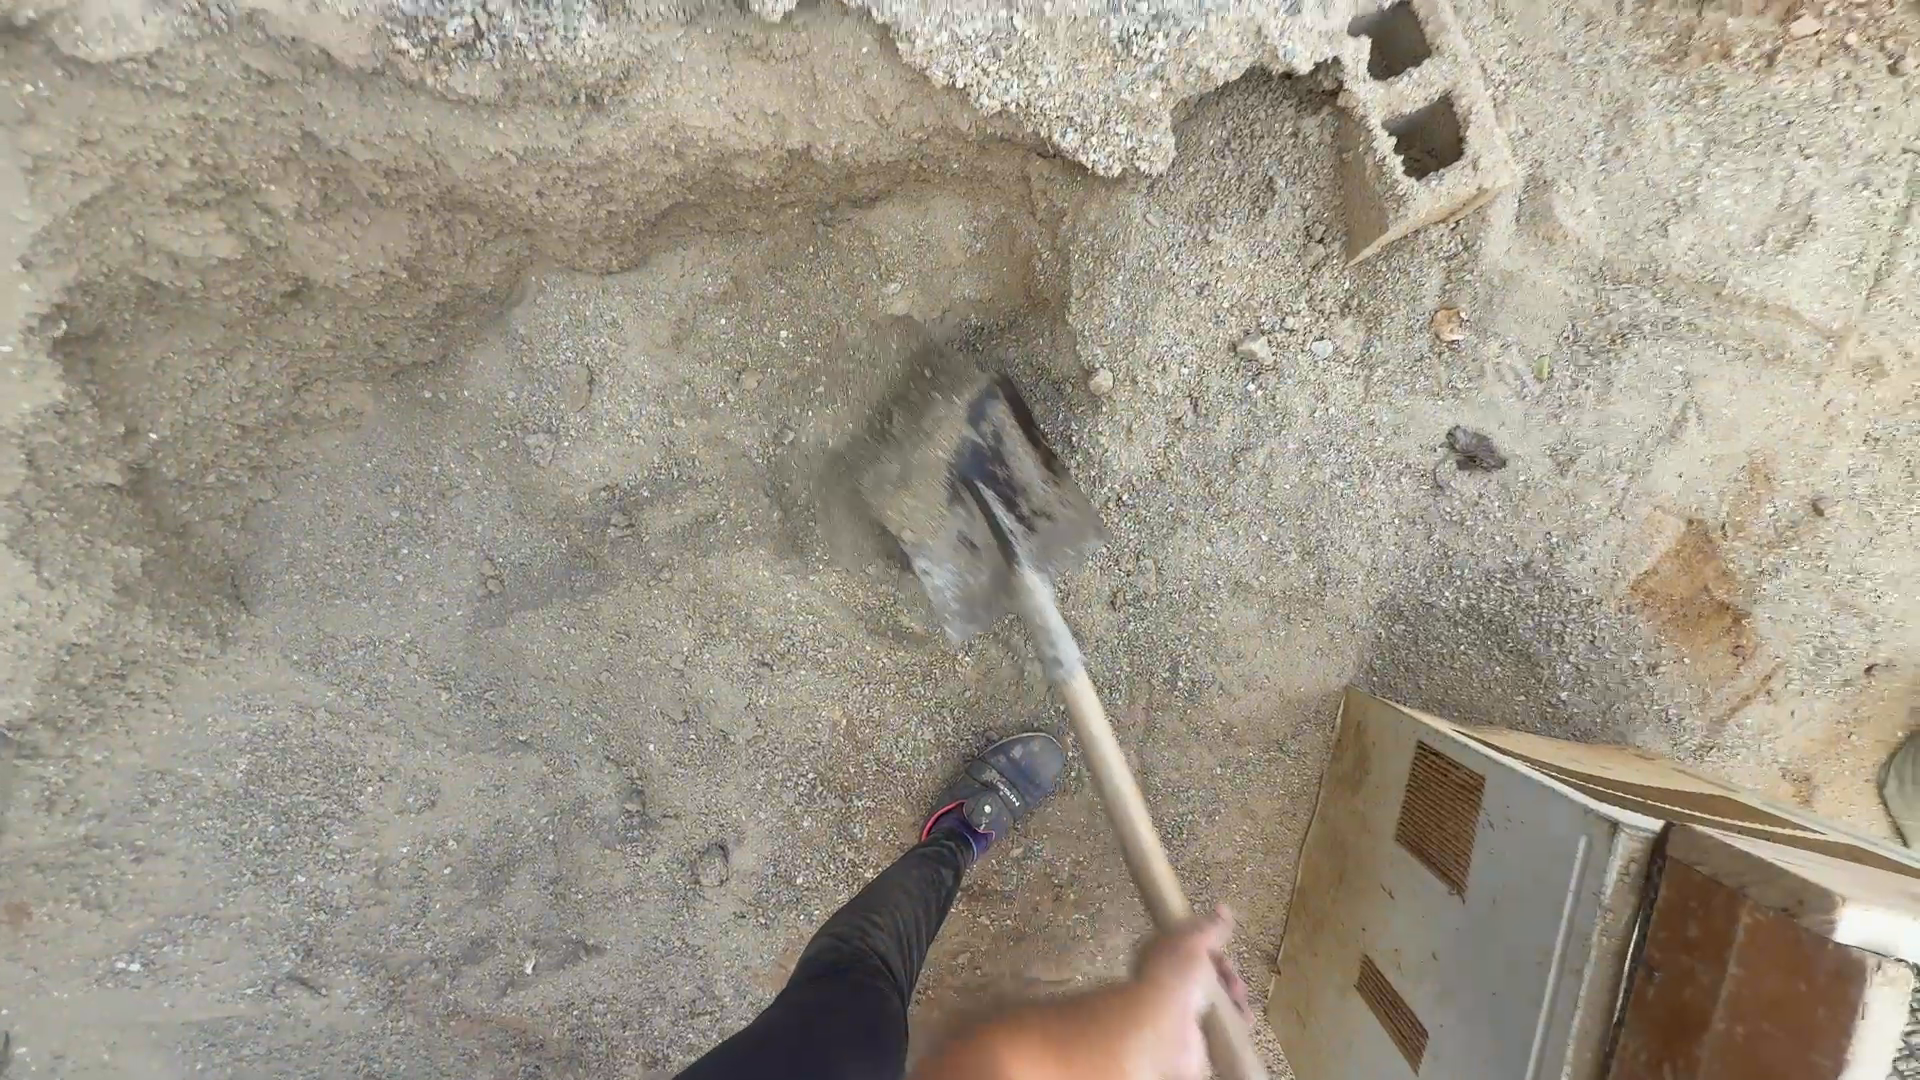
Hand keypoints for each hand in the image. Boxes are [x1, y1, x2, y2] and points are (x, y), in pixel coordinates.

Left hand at [1126, 906, 1249, 1079]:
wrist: (1165, 1027)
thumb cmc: (1176, 974)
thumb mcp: (1195, 941)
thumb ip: (1211, 927)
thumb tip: (1224, 908)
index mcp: (1162, 948)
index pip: (1190, 941)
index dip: (1211, 943)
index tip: (1227, 948)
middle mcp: (1168, 976)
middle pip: (1206, 970)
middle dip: (1227, 974)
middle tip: (1236, 986)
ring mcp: (1180, 1006)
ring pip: (1214, 998)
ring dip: (1234, 999)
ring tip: (1242, 1008)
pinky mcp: (1192, 1032)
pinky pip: (1217, 1023)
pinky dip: (1233, 1022)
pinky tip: (1243, 1022)